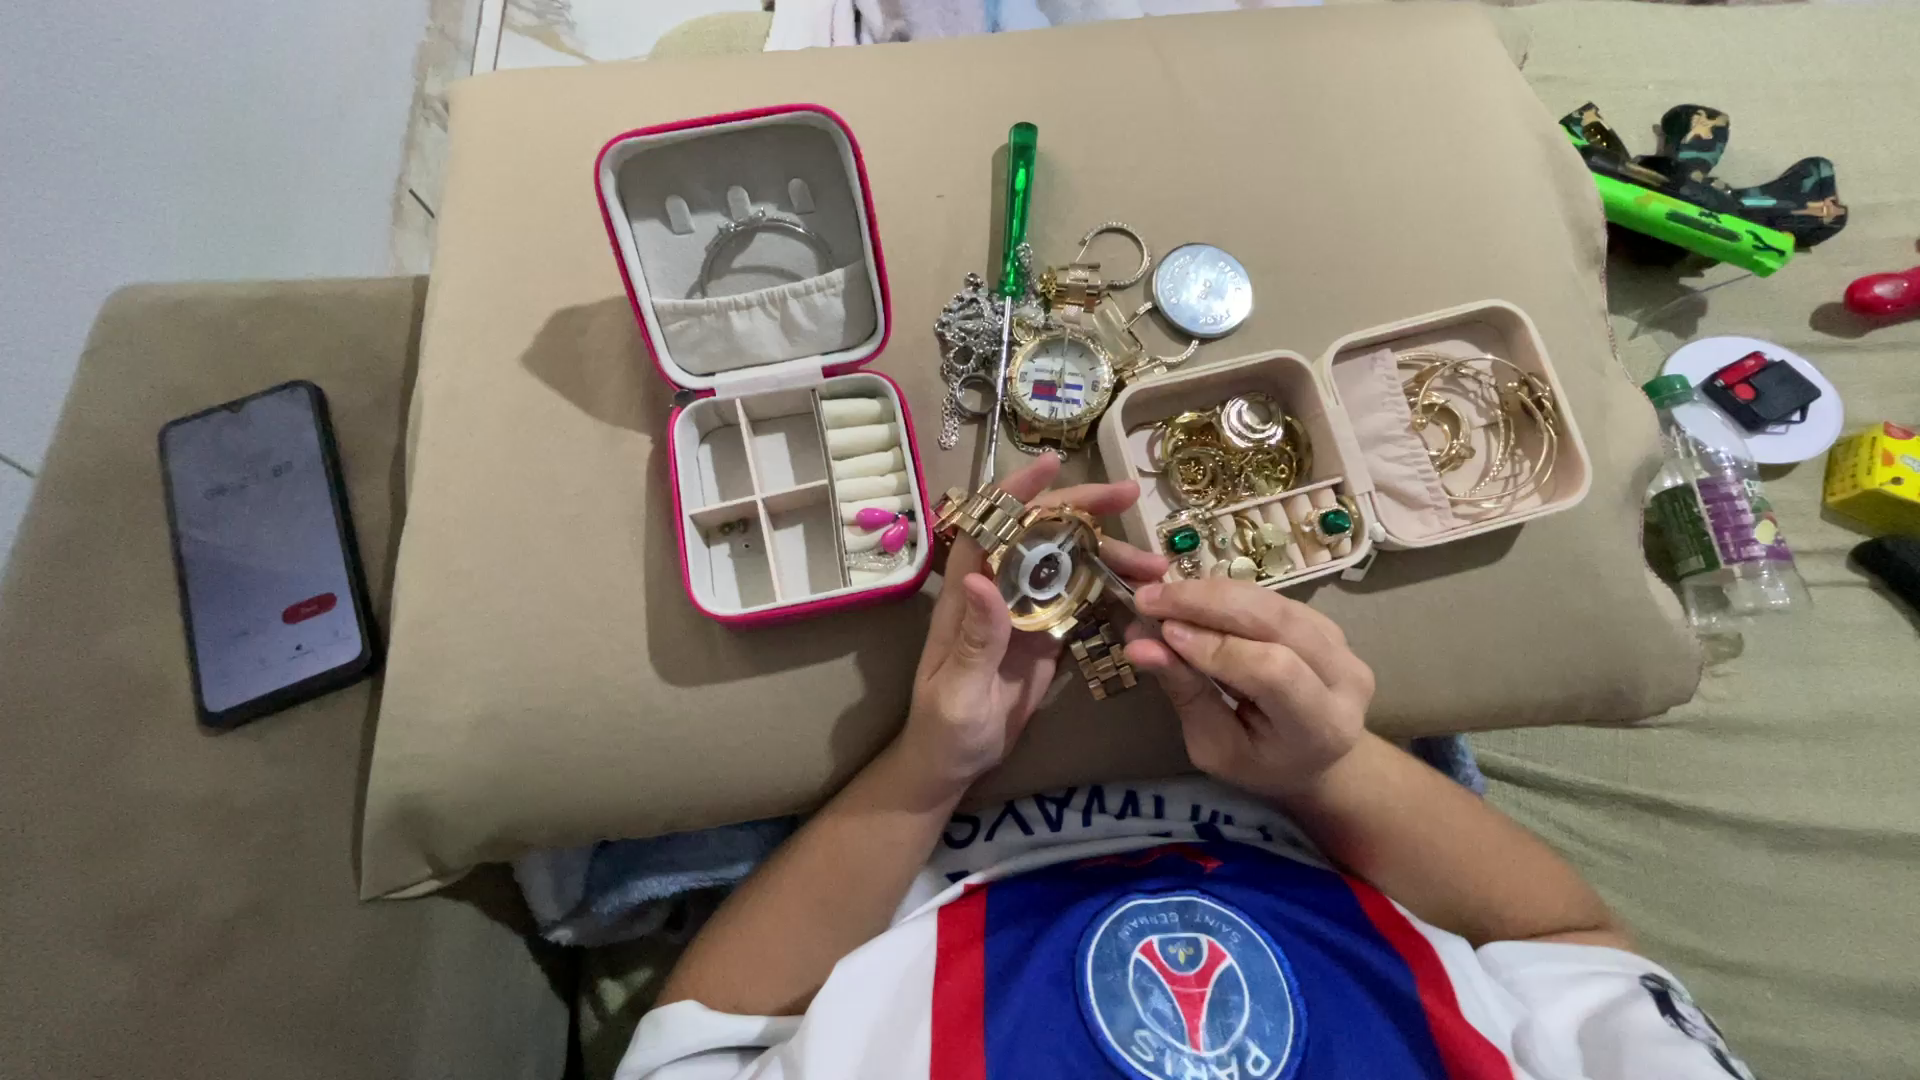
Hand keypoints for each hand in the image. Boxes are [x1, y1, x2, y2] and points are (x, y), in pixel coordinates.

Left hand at [896, 454, 1167, 798]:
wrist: (953, 763)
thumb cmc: (944, 728)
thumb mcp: (957, 690)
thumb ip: (974, 639)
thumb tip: (979, 579)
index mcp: (967, 595)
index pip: (989, 528)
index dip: (1017, 493)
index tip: (1053, 464)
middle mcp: (997, 592)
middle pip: (1039, 536)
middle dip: (1082, 511)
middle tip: (1130, 495)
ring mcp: (1024, 612)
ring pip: (1068, 566)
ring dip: (1109, 558)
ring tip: (1157, 564)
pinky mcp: (1045, 636)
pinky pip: (1080, 602)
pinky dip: (1111, 594)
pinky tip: (1144, 595)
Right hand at [1126, 579, 1374, 798]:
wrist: (1317, 758)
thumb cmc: (1260, 763)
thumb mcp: (1214, 746)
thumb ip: (1185, 693)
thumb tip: (1140, 646)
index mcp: (1322, 724)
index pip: (1273, 670)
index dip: (1215, 646)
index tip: (1161, 633)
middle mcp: (1344, 676)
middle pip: (1274, 620)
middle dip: (1205, 603)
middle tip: (1149, 599)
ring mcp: (1340, 643)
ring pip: (1270, 600)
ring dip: (1209, 592)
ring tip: (1162, 595)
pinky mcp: (1324, 622)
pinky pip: (1269, 597)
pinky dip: (1223, 593)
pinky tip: (1190, 598)